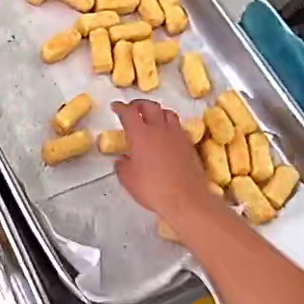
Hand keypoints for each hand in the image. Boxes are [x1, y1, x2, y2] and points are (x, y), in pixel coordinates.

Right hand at [111, 100, 222, 226]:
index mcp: (141, 135)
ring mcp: (176, 135)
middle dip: (138, 104)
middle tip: (132, 109)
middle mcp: (159, 129)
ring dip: (157, 111)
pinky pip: (178, 126)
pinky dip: (169, 124)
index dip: (120, 107)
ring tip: (152, 118)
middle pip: (150, 106)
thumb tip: (122, 160)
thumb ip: (122, 166)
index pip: (128, 113)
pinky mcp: (188, 144)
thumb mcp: (128, 180)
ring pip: (167, 113)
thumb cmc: (153, 188)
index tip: (115, 106)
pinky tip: (166, 134)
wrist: (186, 198)